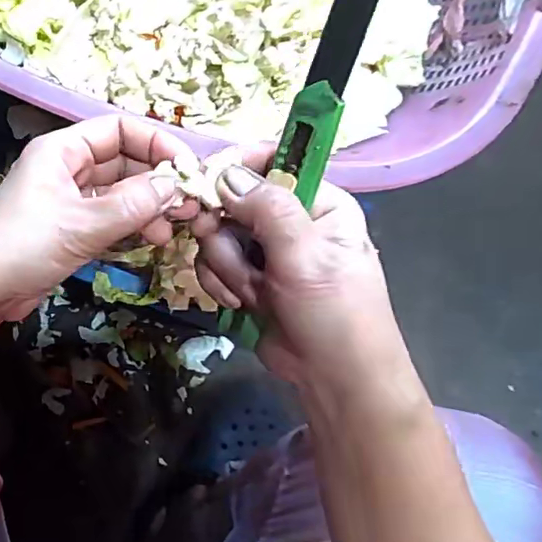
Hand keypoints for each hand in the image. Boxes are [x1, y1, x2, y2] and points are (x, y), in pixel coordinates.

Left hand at [0, 116, 201, 322]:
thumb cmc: (24, 246)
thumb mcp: (82, 224)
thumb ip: (133, 204)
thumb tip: (177, 185)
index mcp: (61, 150)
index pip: (118, 129)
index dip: (155, 142)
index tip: (187, 167)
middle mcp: (66, 168)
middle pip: (123, 161)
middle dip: (157, 179)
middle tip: (190, 204)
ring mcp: (68, 199)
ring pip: (120, 192)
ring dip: (148, 206)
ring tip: (174, 227)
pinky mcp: (71, 227)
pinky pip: (110, 216)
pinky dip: (132, 224)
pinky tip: (154, 239)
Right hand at [191, 165, 419, 415]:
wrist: (335, 380)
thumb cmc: (336, 314)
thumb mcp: (307, 257)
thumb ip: (268, 209)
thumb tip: (226, 172)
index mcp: (316, 201)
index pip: (270, 161)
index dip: (235, 167)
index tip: (204, 184)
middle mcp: (288, 219)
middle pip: (230, 201)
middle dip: (227, 236)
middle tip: (237, 259)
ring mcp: (264, 250)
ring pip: (216, 236)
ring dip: (227, 268)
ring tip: (255, 294)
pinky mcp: (246, 276)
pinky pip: (212, 264)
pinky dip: (221, 284)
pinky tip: (242, 304)